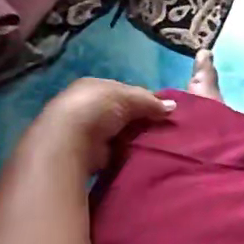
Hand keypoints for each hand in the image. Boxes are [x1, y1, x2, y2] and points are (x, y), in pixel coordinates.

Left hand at [31, 78, 173, 172]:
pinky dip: (128, 153)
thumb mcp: (129, 98)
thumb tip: (173, 106)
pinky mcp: (91, 152)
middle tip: (165, 131)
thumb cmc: (97, 109)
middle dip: (143, 121)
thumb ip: (151, 102)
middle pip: (125, 113)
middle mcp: (90, 106)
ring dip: (136, 139)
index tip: (165, 113)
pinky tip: (142, 156)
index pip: (126, 93)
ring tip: (158, 146)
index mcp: (95, 87)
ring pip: (122, 133)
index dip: (146, 101)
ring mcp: (89, 130)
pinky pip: (117, 150)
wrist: (70, 140)